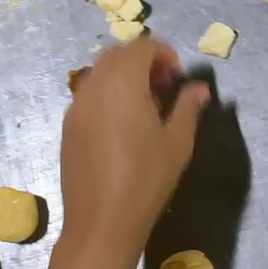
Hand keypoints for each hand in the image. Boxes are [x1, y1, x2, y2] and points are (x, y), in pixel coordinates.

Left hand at [59, 37, 209, 254]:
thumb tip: (199, 88)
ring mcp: (77, 105)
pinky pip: (88, 94)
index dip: (163, 53)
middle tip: (163, 88)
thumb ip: (188, 107)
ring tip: (144, 106)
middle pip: (117, 54)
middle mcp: (95, 85)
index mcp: (123, 83)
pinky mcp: (68, 126)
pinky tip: (122, 125)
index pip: (141, 46)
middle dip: (142, 61)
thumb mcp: (178, 143)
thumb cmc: (146, 180)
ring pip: (99, 72)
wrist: (101, 222)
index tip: (177, 76)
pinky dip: (107, 94)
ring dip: (123, 76)